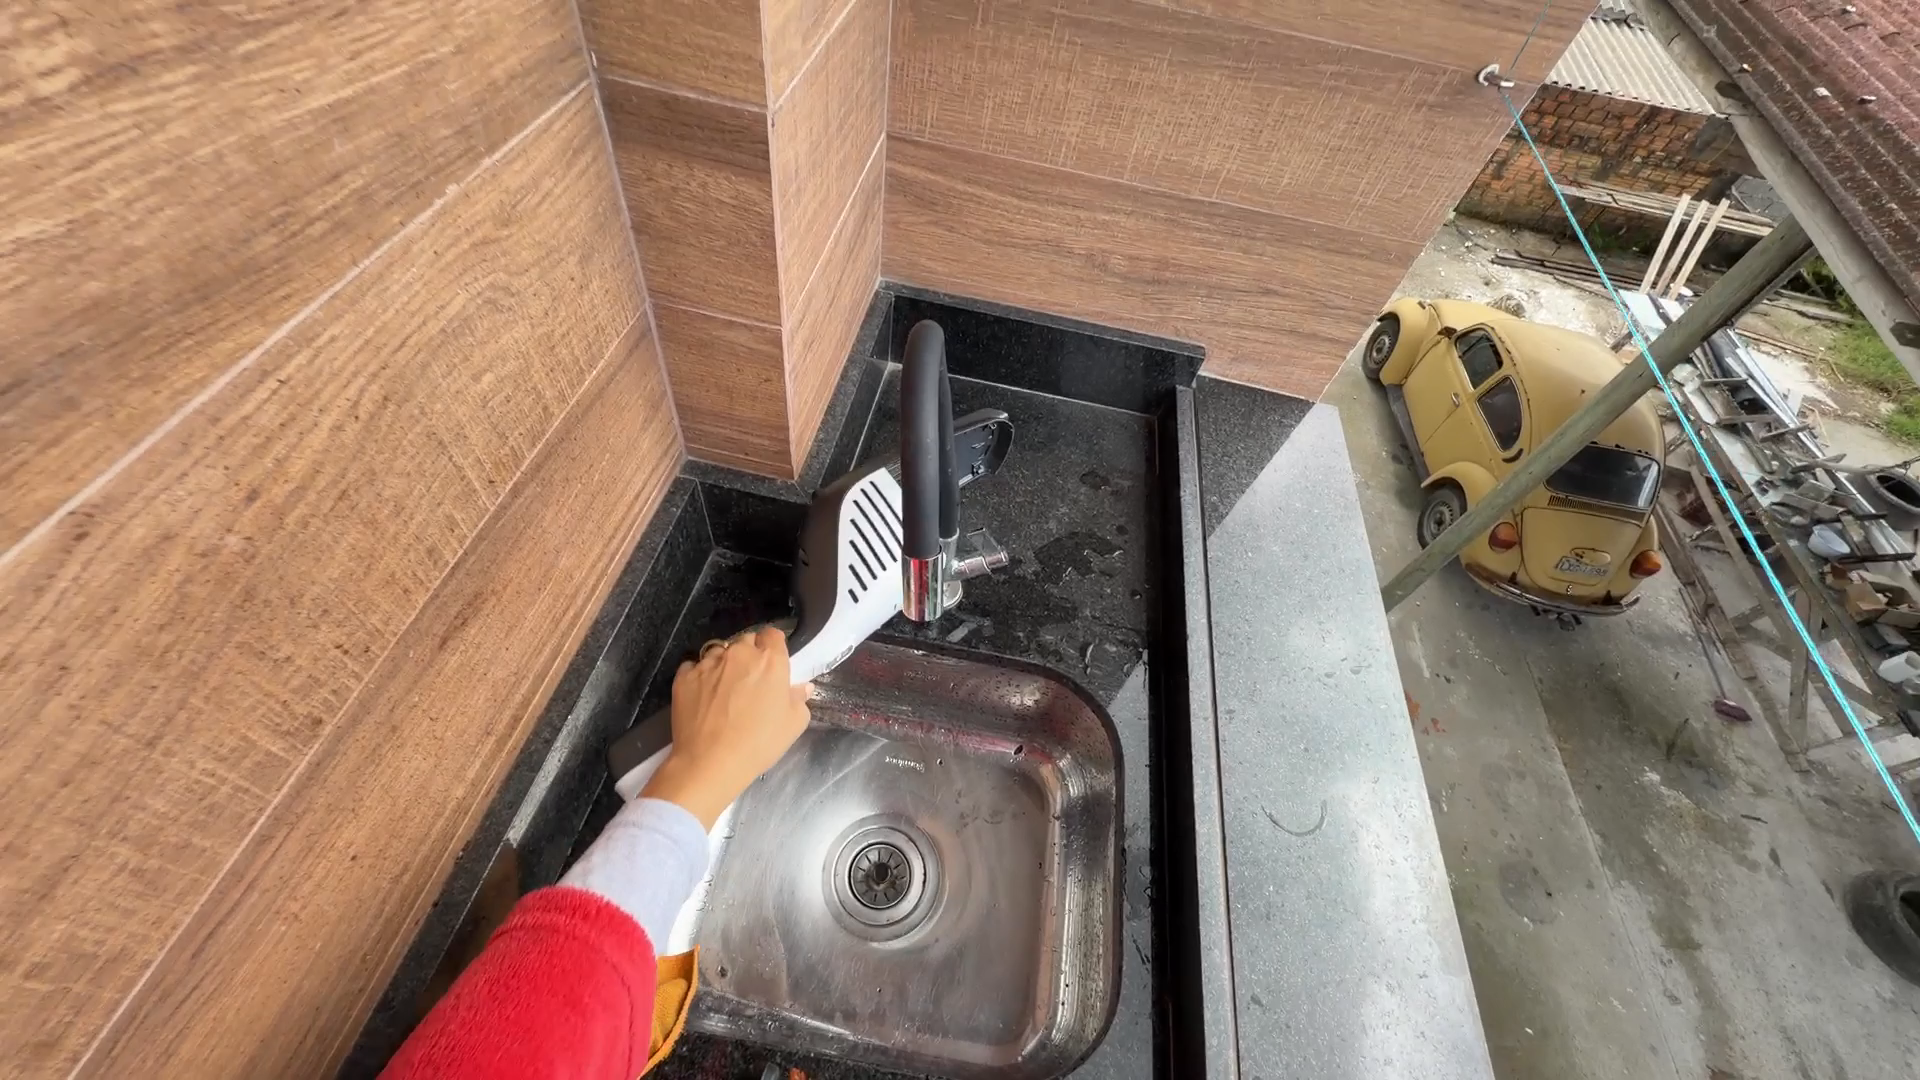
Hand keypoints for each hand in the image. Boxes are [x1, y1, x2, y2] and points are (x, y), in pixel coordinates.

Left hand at [640, 625, 810, 828]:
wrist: (710, 763)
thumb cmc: (759, 743)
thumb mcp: (794, 724)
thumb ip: (799, 699)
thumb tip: (800, 687)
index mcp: (770, 661)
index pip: (773, 635)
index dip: (773, 647)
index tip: (772, 663)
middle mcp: (739, 654)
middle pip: (746, 640)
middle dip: (750, 653)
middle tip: (750, 678)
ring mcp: (709, 663)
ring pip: (719, 651)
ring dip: (724, 663)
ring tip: (723, 687)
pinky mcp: (684, 676)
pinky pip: (694, 666)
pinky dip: (699, 675)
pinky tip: (702, 693)